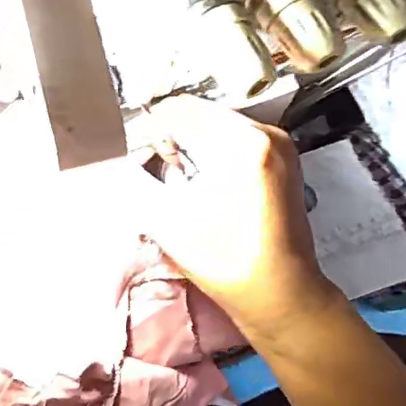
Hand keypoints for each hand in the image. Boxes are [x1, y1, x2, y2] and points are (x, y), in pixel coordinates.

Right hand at [131, 97, 344, 335]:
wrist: (281, 294)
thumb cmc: (227, 262)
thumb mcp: (167, 220)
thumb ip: (137, 180)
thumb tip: (123, 155)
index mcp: (242, 142)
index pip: (178, 111)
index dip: (145, 127)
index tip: (130, 149)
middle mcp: (266, 133)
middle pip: (199, 113)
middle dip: (166, 134)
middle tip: (146, 163)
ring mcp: (278, 145)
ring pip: (216, 124)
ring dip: (187, 140)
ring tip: (170, 172)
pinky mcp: (281, 159)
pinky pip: (234, 139)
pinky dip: (209, 150)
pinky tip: (197, 177)